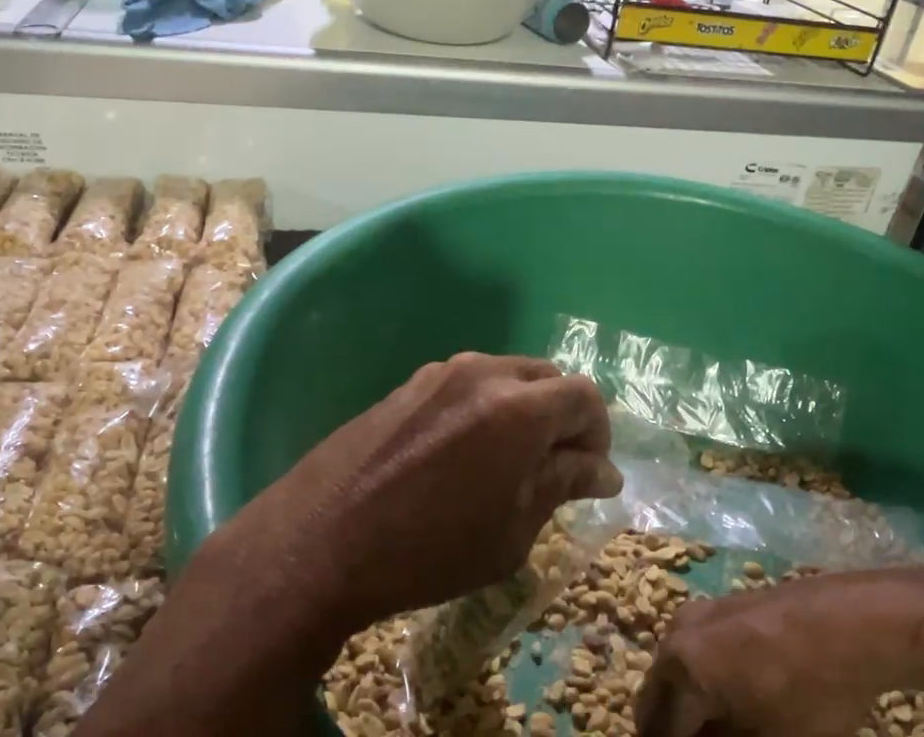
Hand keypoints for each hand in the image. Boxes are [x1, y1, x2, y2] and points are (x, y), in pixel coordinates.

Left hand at [228, 352, 622, 627]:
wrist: (320, 542)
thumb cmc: (429, 550)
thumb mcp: (512, 531)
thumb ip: (562, 485)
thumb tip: (603, 470)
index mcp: (519, 408)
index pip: (585, 397)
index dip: (599, 434)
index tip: (589, 474)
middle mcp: (483, 373)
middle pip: (548, 377)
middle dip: (563, 418)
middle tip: (554, 469)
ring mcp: (440, 373)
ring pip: (505, 377)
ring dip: (523, 411)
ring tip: (507, 465)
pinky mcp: (407, 384)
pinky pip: (466, 385)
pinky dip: (485, 410)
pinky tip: (463, 457)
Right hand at [635, 569, 923, 736]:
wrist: (857, 622)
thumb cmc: (813, 691)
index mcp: (679, 668)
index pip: (660, 731)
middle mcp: (677, 634)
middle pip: (656, 699)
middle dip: (671, 730)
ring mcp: (699, 613)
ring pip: (674, 674)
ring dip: (685, 708)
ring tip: (717, 732)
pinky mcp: (722, 606)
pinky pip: (693, 652)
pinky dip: (700, 682)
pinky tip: (730, 704)